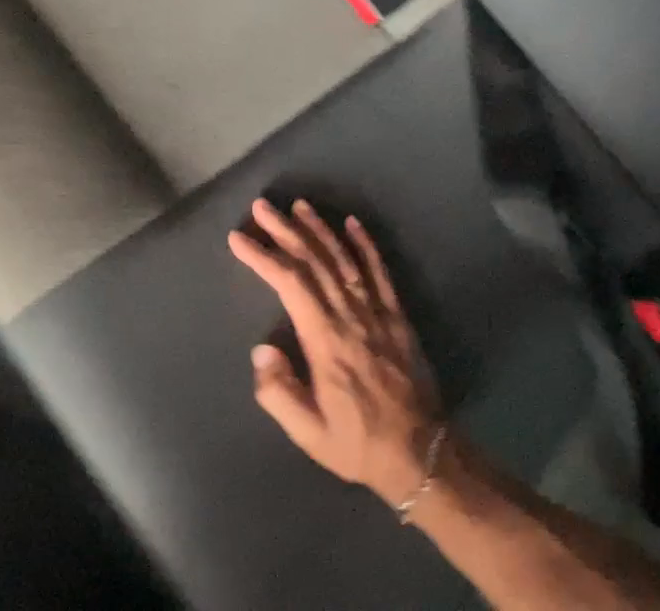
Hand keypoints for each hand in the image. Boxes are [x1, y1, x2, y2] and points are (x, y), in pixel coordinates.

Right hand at [229, 199, 441, 505]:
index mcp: (325, 341)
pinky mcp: (397, 317)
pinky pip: (381, 273)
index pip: (290, 284)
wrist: (420, 452)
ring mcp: (378, 313)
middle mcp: (351, 317)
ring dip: (320, 230)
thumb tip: (261, 350)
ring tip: (299, 206)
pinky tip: (353, 224)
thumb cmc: (357, 443)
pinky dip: (366, 245)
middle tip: (263, 207)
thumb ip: (279, 392)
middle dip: (286, 231)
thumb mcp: (308, 432)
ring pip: (345, 260)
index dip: (263, 257)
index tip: (239, 238)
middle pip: (315, 262)